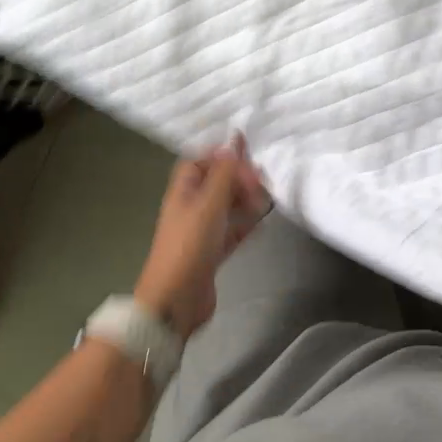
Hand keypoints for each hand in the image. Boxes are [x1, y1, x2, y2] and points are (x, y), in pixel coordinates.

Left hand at [134, 134, 269, 337]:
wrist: (175, 301)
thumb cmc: (189, 246)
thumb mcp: (209, 204)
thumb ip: (224, 172)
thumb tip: (234, 140)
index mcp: (183, 191)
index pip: (200, 161)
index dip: (221, 155)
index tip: (247, 156)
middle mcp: (191, 207)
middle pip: (216, 182)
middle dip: (239, 178)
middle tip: (261, 183)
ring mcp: (201, 231)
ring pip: (227, 206)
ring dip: (245, 201)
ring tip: (265, 201)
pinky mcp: (212, 252)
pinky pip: (232, 230)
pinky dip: (246, 224)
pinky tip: (262, 222)